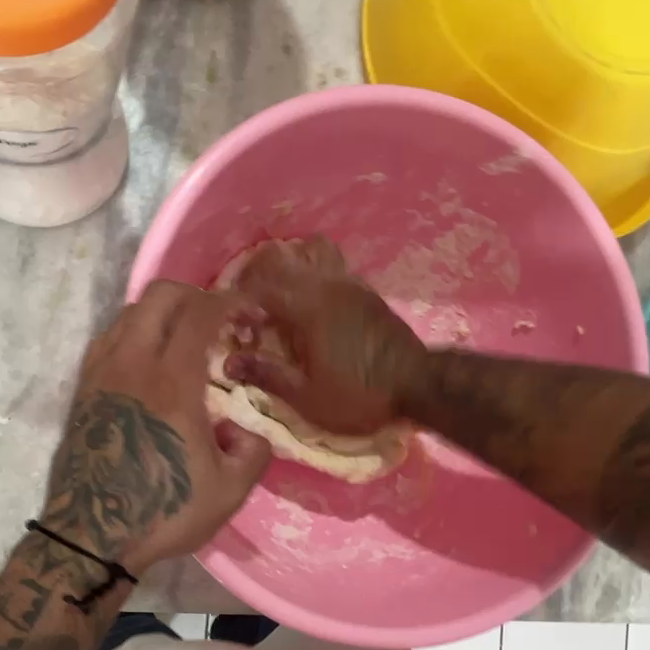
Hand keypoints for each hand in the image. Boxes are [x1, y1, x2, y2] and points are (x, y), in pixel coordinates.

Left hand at [39, 281, 271, 572]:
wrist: (91, 536)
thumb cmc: (164, 511)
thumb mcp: (230, 491)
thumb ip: (254, 452)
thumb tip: (247, 430)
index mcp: (173, 382)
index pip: (200, 313)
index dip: (231, 302)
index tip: (251, 314)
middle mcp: (132, 364)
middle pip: (160, 296)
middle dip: (196, 295)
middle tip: (219, 320)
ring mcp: (101, 373)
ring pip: (130, 313)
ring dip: (163, 313)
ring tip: (185, 339)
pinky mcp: (83, 390)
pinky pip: (109, 338)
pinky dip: (136, 333)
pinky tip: (151, 361)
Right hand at [224, 236, 428, 435]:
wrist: (420, 386)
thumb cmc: (360, 396)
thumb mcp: (307, 397)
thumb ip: (267, 374)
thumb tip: (229, 363)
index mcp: (307, 307)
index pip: (257, 286)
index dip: (237, 305)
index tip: (237, 331)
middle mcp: (326, 284)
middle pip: (279, 258)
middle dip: (255, 279)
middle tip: (249, 311)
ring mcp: (350, 283)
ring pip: (310, 252)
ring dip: (288, 268)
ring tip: (280, 299)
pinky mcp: (366, 292)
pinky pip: (331, 266)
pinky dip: (312, 275)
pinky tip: (311, 306)